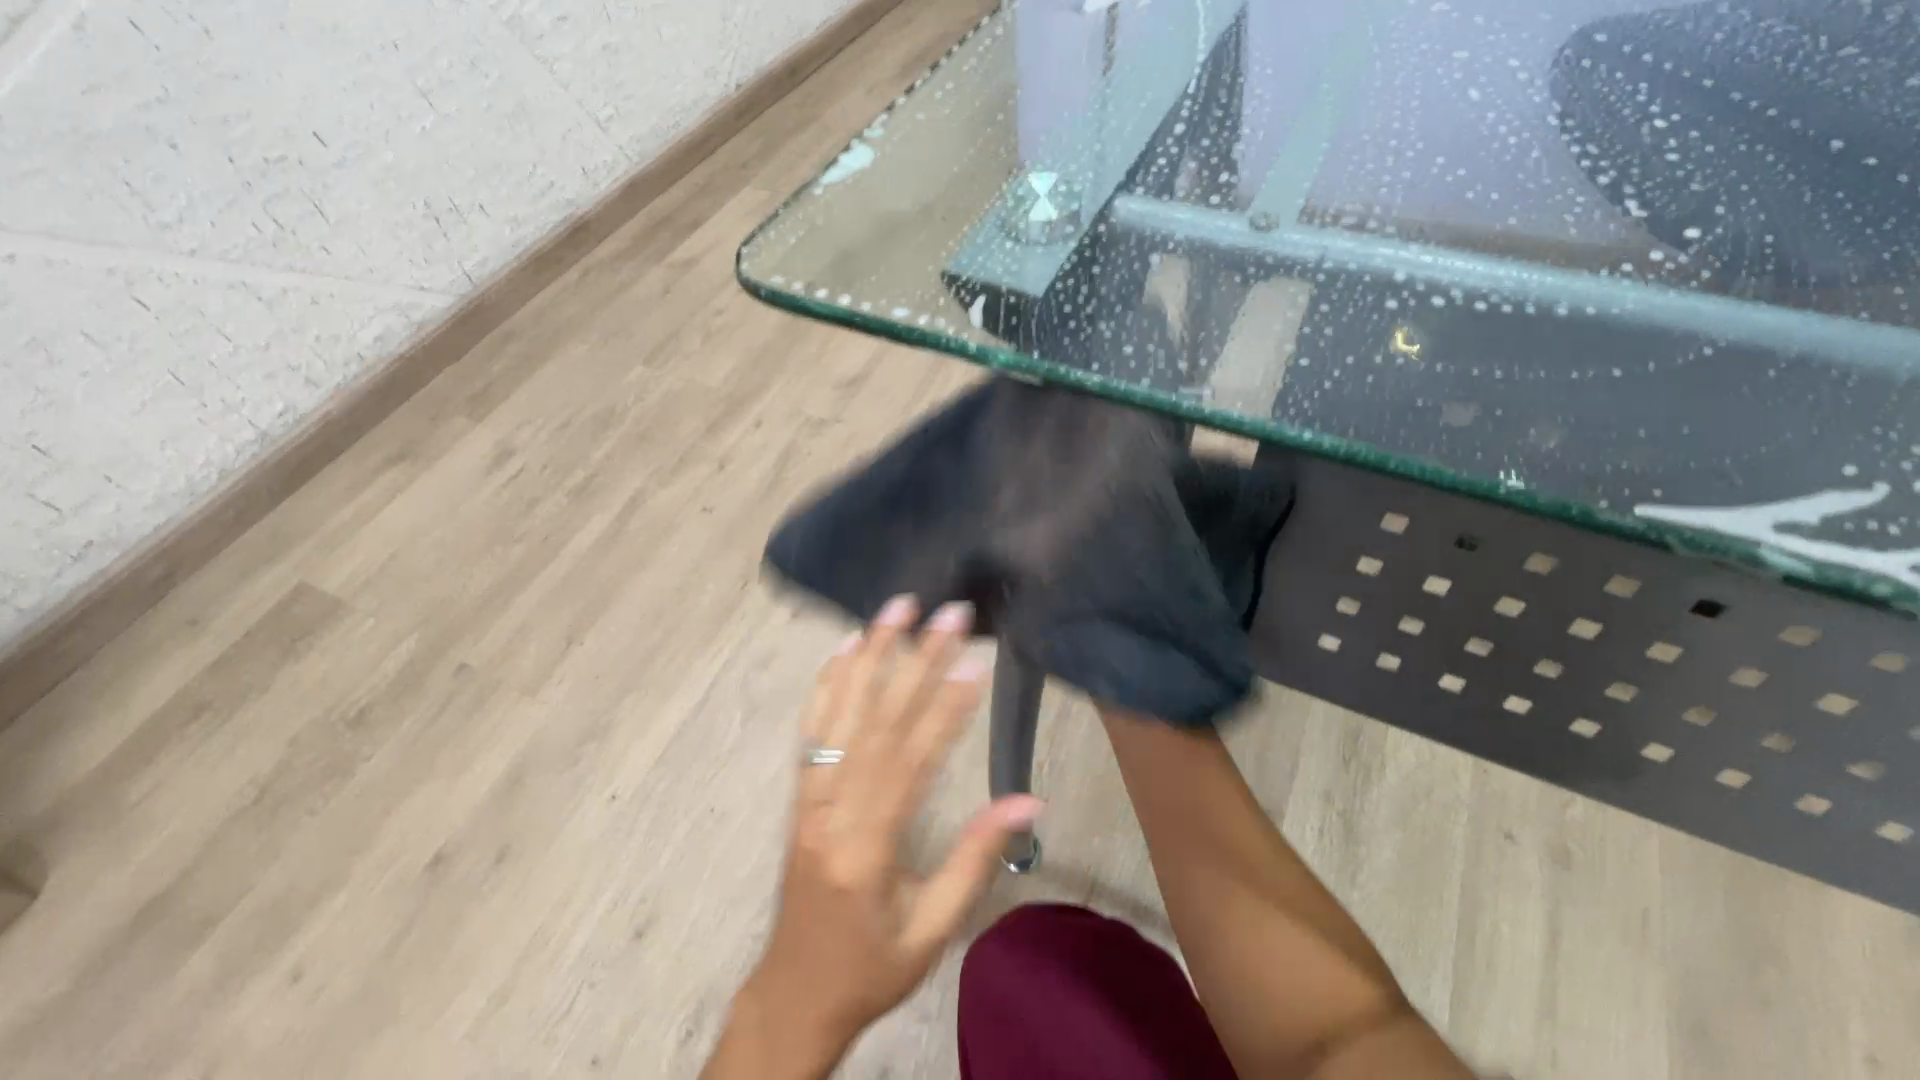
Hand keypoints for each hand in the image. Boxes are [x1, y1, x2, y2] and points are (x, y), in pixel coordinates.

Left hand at [704, 596, 1044, 1078]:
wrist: (795, 994)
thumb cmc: (872, 966)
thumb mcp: (933, 928)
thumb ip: (976, 860)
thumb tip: (1028, 799)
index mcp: (868, 847)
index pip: (911, 762)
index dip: (945, 709)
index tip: (974, 663)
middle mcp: (831, 812)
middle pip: (877, 724)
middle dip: (915, 663)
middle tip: (947, 614)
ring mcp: (808, 800)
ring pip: (839, 717)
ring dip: (869, 657)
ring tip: (895, 609)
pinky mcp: (799, 798)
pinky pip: (811, 733)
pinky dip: (827, 687)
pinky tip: (844, 651)